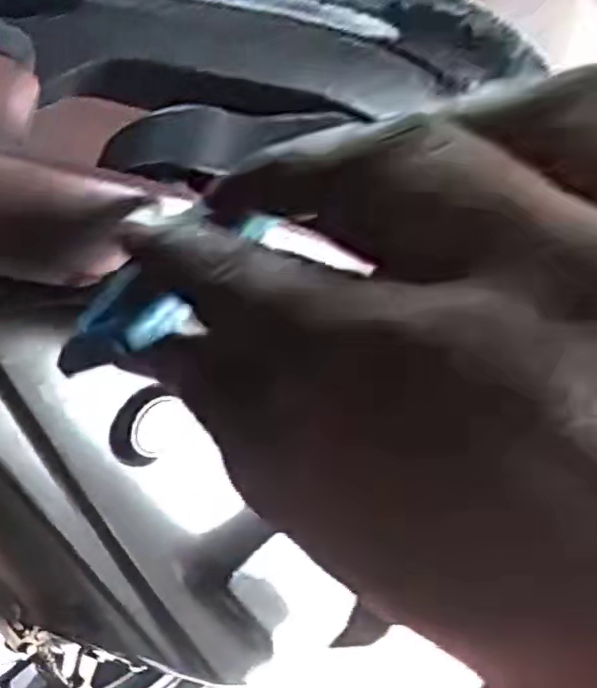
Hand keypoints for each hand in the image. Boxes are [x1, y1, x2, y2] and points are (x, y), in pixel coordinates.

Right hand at [123, 67, 596, 687]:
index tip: (141, 236)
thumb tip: (162, 345)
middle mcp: (508, 276)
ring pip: (535, 118)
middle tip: (240, 197)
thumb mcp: (297, 493)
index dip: (174, 249)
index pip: (235, 273)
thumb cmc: (445, 568)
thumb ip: (224, 401)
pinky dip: (547, 138)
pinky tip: (485, 169)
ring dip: (419, 141)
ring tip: (360, 172)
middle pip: (379, 169)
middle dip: (288, 173)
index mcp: (370, 359)